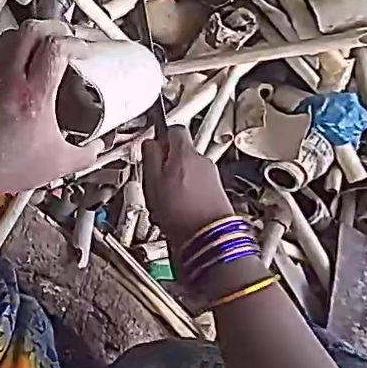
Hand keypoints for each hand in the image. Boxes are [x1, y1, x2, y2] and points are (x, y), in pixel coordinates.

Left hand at [0, 22, 100, 192]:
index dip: (75, 41)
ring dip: (26, 38)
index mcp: (33, 95)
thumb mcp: (58, 163)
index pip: (56, 46)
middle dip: (51, 27)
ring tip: (39, 48)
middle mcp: (7, 81)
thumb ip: (85, 153)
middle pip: (29, 31)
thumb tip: (96, 147)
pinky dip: (6, 60)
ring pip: (6, 39)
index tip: (83, 50)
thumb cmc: (4, 167)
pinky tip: (15, 74)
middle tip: (62, 36)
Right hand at [141, 125, 234, 239]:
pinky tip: (176, 206)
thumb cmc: (180, 212)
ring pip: (189, 168)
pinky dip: (186, 190)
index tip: (153, 147)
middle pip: (182, 150)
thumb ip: (150, 156)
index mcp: (185, 153)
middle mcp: (203, 161)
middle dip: (167, 161)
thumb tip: (150, 143)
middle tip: (155, 176)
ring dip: (176, 177)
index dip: (161, 136)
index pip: (174, 129)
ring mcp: (212, 177)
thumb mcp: (152, 181)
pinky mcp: (217, 192)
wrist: (207, 238)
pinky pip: (197, 183)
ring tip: (165, 196)